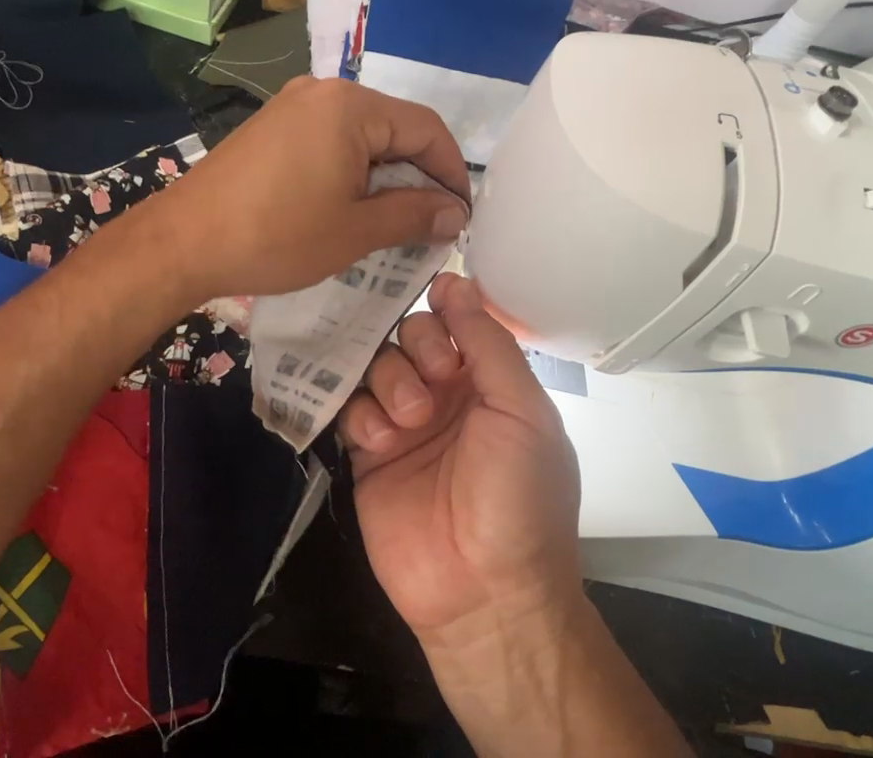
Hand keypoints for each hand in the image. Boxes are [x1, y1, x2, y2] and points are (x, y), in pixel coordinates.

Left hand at [150, 78, 470, 299]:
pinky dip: (350, 170)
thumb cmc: (275, 236)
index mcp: (350, 107)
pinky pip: (329, 140)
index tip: (460, 215)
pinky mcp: (271, 127)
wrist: (182, 242)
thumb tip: (454, 213)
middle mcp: (323, 92)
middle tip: (430, 224)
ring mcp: (292, 106)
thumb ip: (413, 214)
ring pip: (361, 136)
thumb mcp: (355, 231)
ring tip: (393, 222)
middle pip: (394, 127)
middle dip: (417, 175)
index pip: (426, 128)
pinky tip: (349, 207)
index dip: (452, 172)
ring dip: (384, 175)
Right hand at [341, 273, 582, 645]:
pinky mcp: (366, 455)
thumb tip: (457, 280)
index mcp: (488, 381)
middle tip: (431, 383)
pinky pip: (349, 409)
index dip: (443, 309)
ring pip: (375, 366)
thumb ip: (488, 343)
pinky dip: (361, 414)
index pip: (454, 320)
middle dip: (416, 348)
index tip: (433, 300)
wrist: (483, 592)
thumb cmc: (519, 497)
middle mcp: (444, 395)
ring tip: (408, 421)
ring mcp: (402, 424)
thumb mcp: (522, 413)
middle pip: (408, 335)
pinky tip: (380, 440)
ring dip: (389, 381)